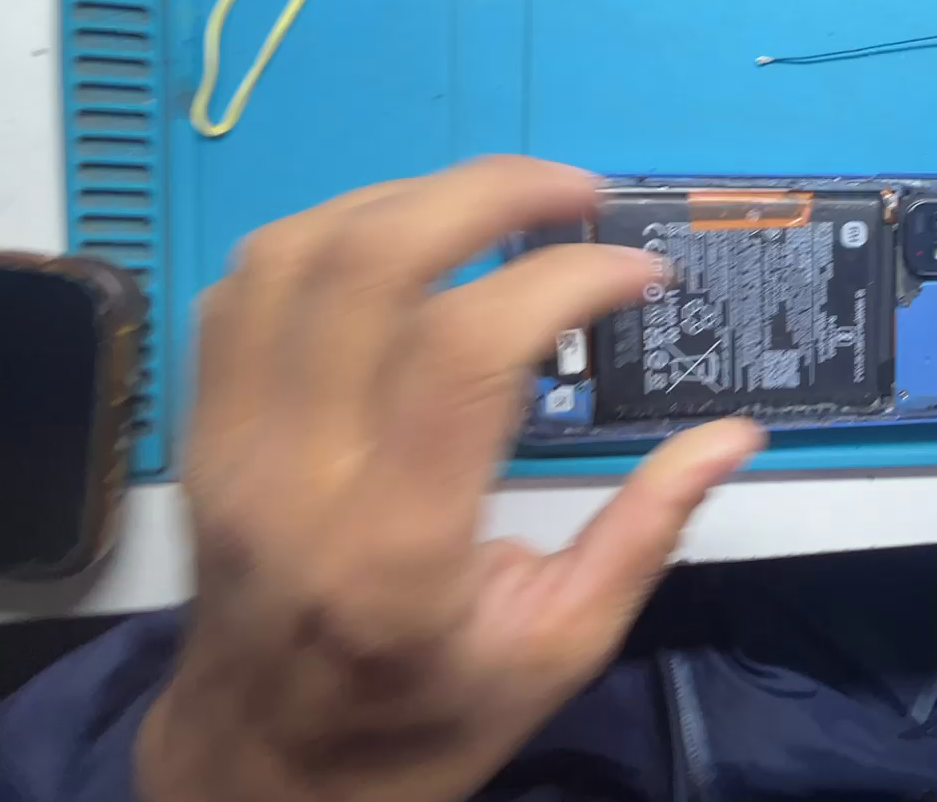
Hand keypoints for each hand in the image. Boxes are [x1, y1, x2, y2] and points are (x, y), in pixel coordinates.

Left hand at [135, 157, 764, 801]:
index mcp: (398, 548)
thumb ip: (650, 530)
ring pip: (299, 251)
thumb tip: (733, 436)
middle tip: (575, 194)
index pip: (470, 351)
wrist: (262, 774)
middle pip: (372, 264)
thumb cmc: (427, 717)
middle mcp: (296, 476)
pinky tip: (411, 242)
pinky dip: (340, 229)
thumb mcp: (565, 648)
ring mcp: (229, 443)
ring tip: (500, 204)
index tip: (638, 274)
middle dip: (490, 193)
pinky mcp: (203, 427)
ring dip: (414, 197)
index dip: (567, 280)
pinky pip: (252, 281)